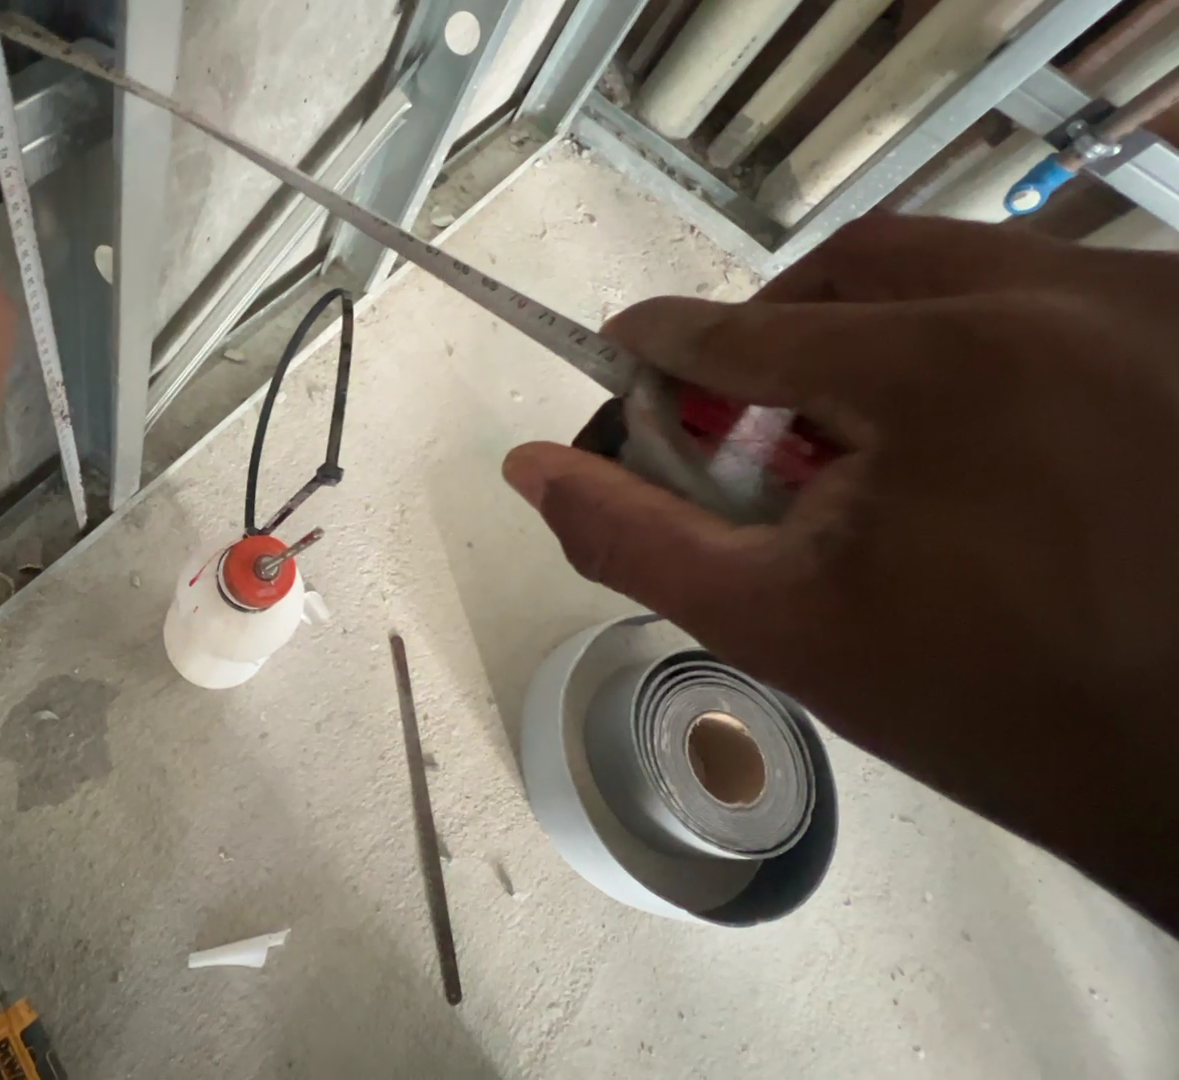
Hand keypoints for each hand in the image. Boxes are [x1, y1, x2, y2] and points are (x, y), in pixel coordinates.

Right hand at [503, 216, 1178, 928]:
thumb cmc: (971, 699)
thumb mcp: (763, 619)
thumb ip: (628, 534)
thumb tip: (528, 465)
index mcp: (951, 369)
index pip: (747, 328)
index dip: (662, 345)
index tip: (619, 359)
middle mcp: (1078, 299)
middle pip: (853, 266)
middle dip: (766, 334)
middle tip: (737, 423)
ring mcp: (1168, 310)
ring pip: (952, 272)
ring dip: (862, 340)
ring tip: (846, 446)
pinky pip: (1040, 299)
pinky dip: (957, 348)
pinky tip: (952, 450)